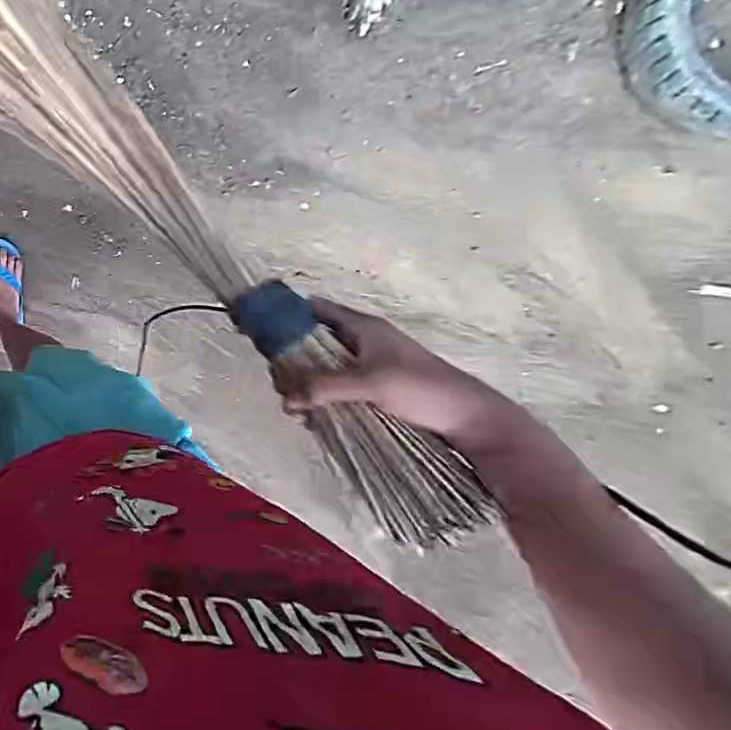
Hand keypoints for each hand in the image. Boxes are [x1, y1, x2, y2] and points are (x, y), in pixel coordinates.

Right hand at [279, 298, 523, 444]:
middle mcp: (360, 341)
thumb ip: (323, 387)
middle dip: (288, 359)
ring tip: (298, 405)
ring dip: (302, 383)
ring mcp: (365, 365)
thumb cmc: (425, 390)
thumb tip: (285, 399)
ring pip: (317, 366)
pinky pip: (330, 385)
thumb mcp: (370, 384)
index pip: (311, 308)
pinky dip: (317, 397)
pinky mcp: (370, 388)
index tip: (256, 328)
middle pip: (308, 340)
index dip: (282, 313)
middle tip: (280, 380)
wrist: (475, 421)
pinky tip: (314, 415)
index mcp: (361, 327)